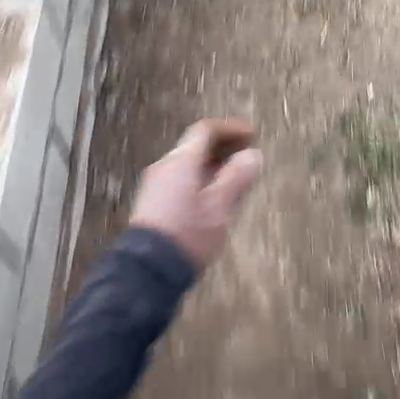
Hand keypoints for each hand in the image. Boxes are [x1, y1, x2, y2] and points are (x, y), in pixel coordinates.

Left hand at [128, 120, 262, 267]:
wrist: (146, 270)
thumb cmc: (188, 234)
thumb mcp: (219, 208)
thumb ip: (237, 178)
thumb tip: (253, 155)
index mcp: (182, 161)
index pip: (206, 130)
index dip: (231, 129)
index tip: (252, 135)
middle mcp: (165, 165)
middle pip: (196, 145)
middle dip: (223, 146)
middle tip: (245, 154)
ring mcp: (155, 183)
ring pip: (188, 163)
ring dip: (212, 164)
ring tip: (234, 177)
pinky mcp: (151, 202)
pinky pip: (180, 178)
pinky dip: (200, 177)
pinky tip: (212, 197)